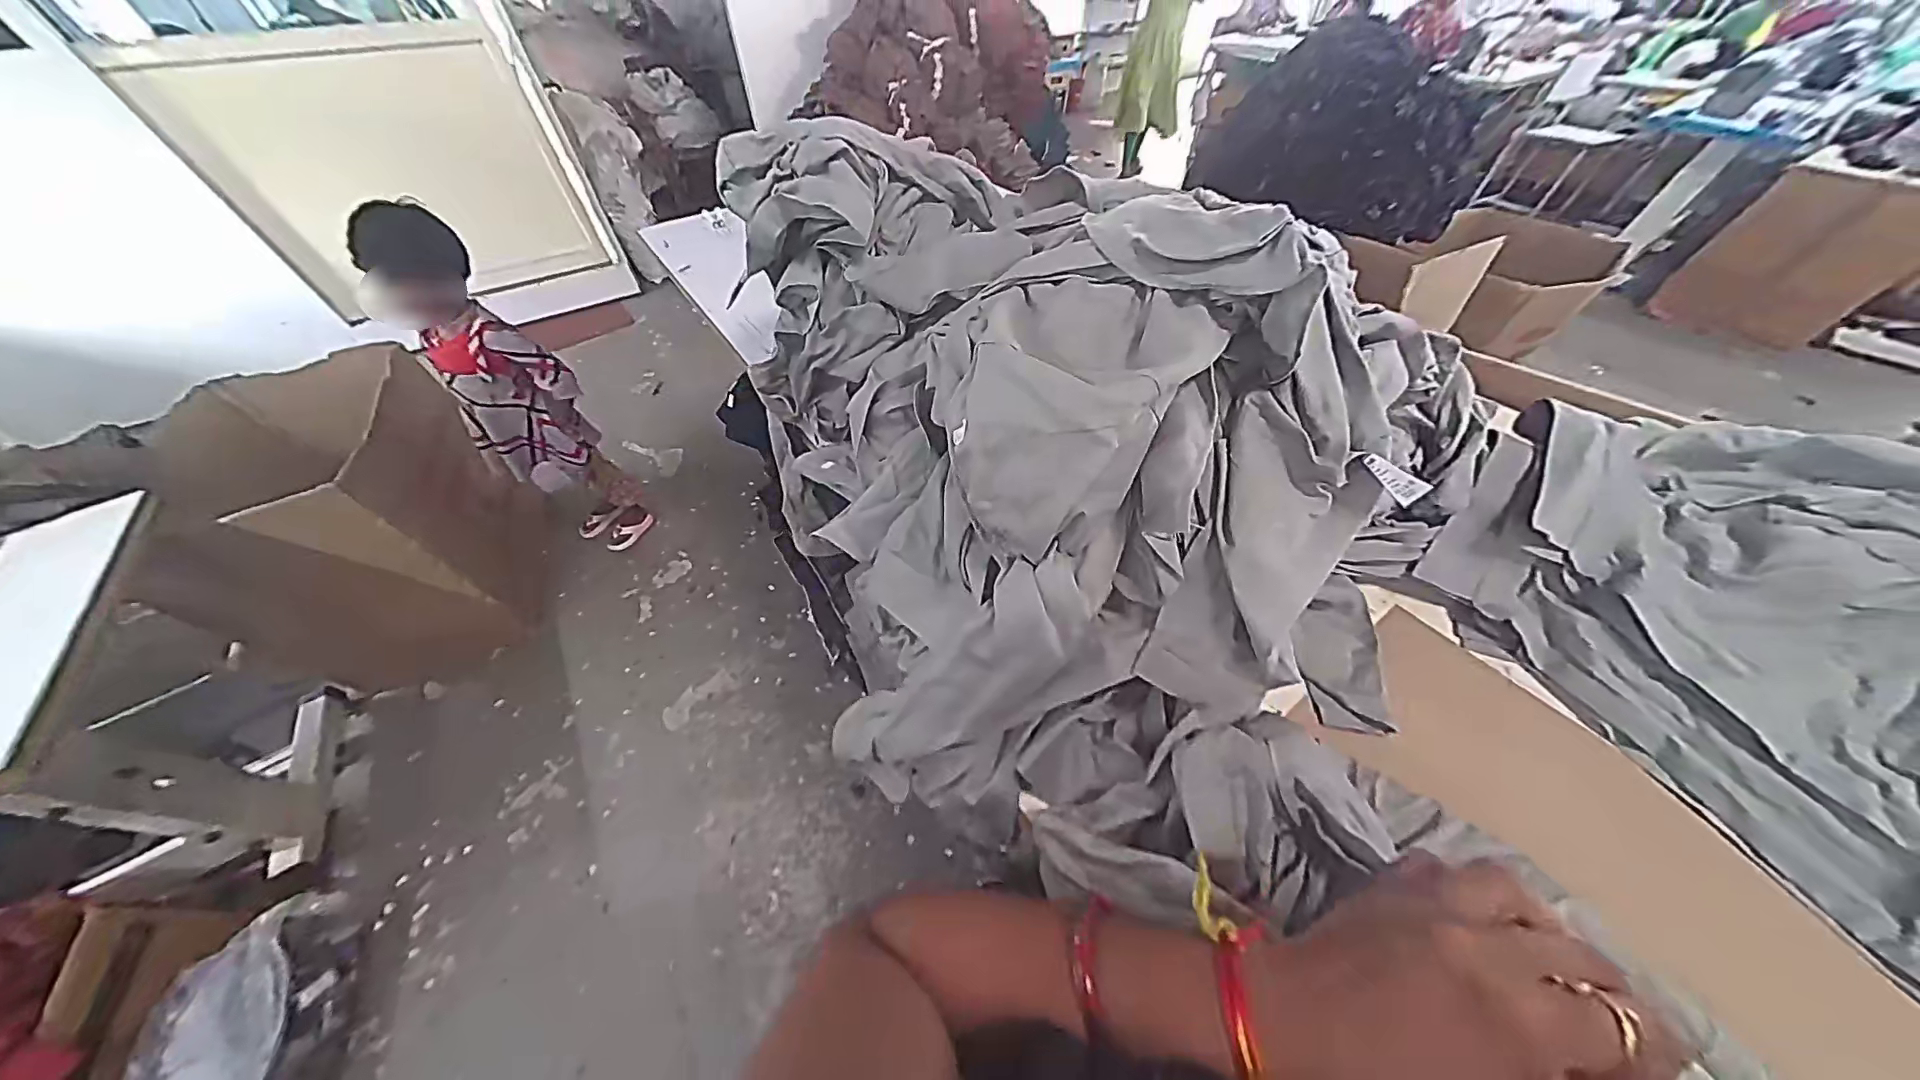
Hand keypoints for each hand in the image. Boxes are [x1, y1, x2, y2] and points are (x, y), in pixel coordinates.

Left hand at [1255, 854, 1690, 1078]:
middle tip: (1597, 1023)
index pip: (1628, 1026)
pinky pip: (1443, 868)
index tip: (1633, 1068)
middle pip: (1580, 957)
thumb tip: (1588, 1063)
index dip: (1645, 1054)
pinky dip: (1470, 888)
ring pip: (1515, 893)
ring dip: (1541, 926)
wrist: (1282, 1021)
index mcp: (1520, 1016)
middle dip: (1603, 994)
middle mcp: (1486, 945)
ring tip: (1541, 956)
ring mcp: (1431, 903)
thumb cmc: (1377, 1076)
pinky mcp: (1387, 884)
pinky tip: (1472, 914)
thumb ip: (1544, 1070)